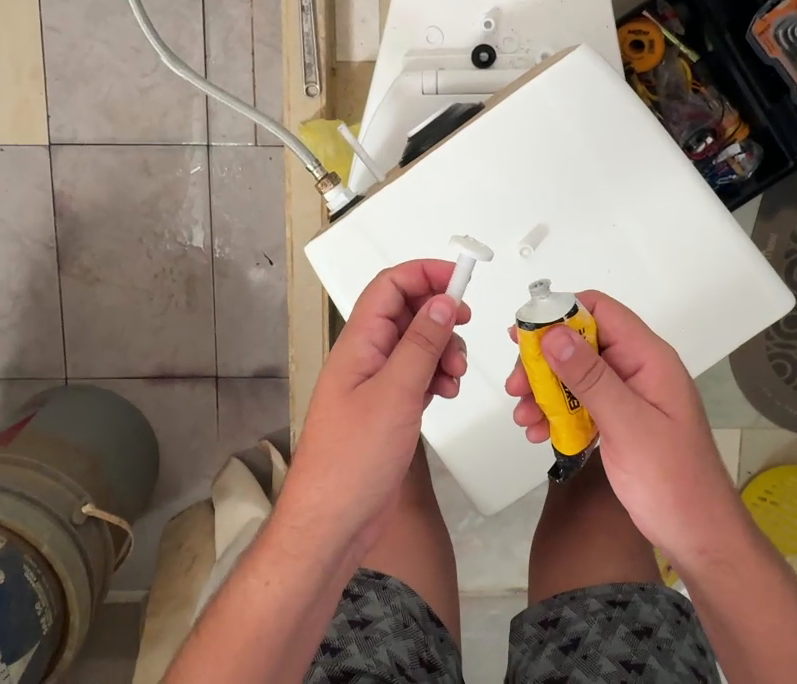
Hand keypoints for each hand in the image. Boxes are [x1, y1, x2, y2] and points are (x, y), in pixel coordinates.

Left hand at [282, 259, 470, 555]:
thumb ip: (421, 343)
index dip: (425, 274)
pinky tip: (445, 392)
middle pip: (406, 312)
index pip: (390, 286)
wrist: (332, 522)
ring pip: (415, 345)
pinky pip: (416, 375)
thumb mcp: (396, 393)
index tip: (461, 280)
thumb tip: (442, 301)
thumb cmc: (352, 460)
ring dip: (442, 350)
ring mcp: (376, 383)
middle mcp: (366, 357)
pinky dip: (436, 376)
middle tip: (464, 327)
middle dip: (440, 316)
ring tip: (454, 375)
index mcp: (358, 343)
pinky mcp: (387, 408)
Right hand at [505, 290, 738, 562]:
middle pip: (581, 342)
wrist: (700, 537)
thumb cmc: (672, 480)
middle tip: (516, 386)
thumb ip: (590, 377)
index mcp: (649, 358)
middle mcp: (638, 368)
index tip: (524, 336)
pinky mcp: (620, 420)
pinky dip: (557, 413)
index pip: (600, 311)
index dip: (560, 315)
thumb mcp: (628, 425)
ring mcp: (629, 395)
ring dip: (545, 390)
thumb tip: (553, 333)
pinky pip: (581, 403)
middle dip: (544, 361)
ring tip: (523, 417)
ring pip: (576, 374)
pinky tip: (539, 433)